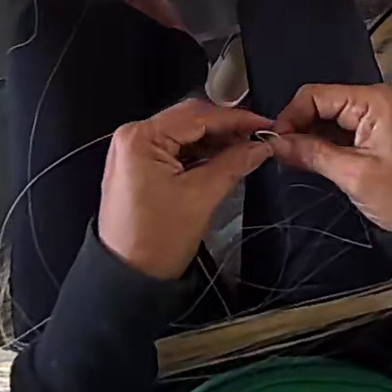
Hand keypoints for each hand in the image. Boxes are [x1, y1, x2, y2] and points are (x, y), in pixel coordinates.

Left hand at [98, 100, 272, 279]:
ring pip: (182, 133)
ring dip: (213, 140)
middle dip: (224, 127)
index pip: (195, 115)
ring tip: (246, 148)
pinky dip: (198, 152)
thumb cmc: (157, 240)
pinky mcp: (137, 163)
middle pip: (187, 119)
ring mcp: (133, 149)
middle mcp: (132, 135)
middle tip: (258, 136)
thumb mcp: (200, 197)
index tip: (263, 122)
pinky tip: (222, 158)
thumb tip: (259, 145)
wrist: (127, 277)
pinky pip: (173, 148)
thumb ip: (232, 163)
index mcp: (140, 137)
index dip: (234, 118)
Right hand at [267, 84, 391, 230]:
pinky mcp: (370, 134)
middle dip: (297, 127)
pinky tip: (308, 160)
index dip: (290, 116)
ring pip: (323, 118)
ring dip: (306, 138)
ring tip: (292, 160)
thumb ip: (311, 153)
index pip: (315, 95)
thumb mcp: (354, 175)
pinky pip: (334, 131)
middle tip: (281, 155)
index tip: (276, 142)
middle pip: (317, 104)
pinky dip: (318, 145)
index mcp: (371, 101)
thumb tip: (273, 142)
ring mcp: (371, 117)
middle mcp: (370, 101)